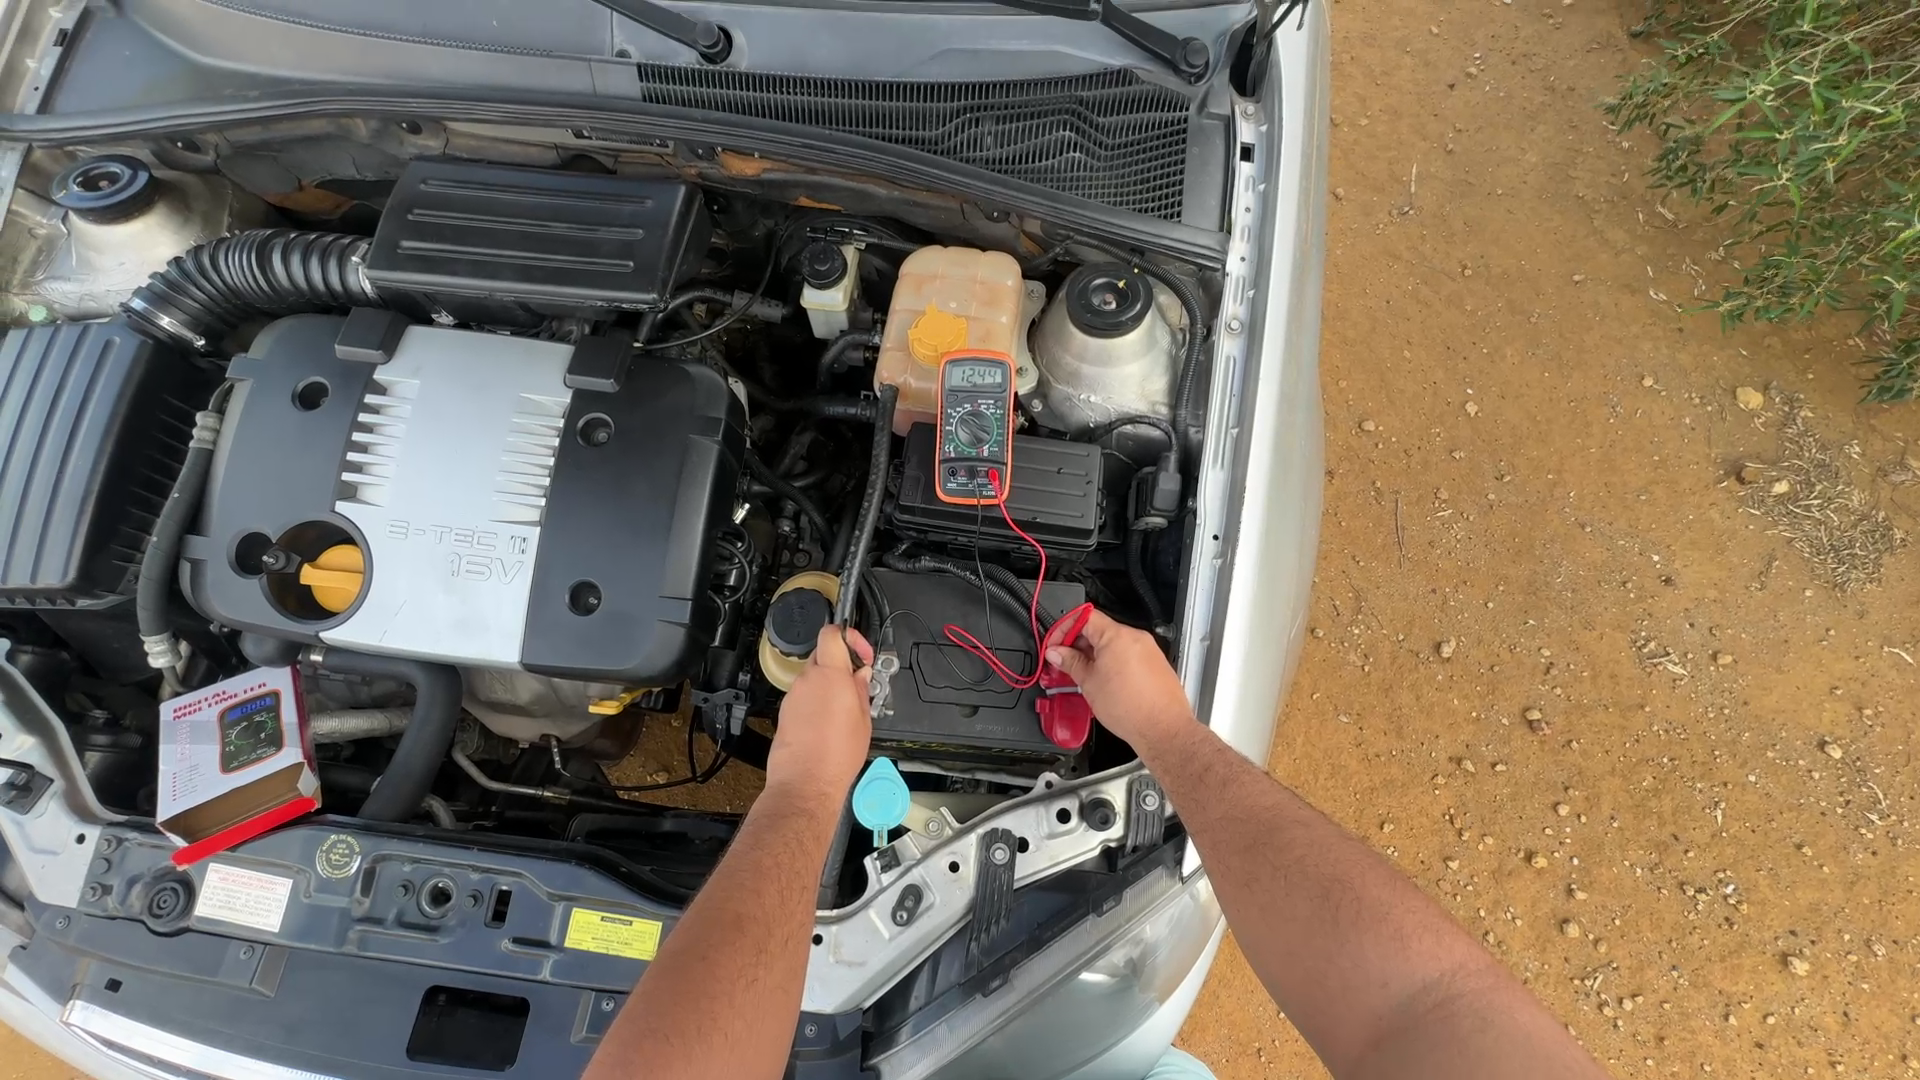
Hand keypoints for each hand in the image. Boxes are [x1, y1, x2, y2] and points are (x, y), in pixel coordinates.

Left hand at [768, 626, 873, 805]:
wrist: (805, 783)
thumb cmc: (835, 756)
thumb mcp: (863, 720)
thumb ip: (861, 690)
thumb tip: (861, 676)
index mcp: (831, 675)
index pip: (832, 634)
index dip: (849, 637)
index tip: (862, 654)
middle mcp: (808, 680)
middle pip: (823, 655)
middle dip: (841, 664)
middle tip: (856, 682)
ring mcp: (794, 695)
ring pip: (813, 677)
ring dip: (828, 684)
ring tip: (844, 708)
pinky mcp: (786, 712)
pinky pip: (804, 696)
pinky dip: (816, 701)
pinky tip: (828, 722)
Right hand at [1046, 609, 1194, 749]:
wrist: (1163, 730)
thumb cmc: (1133, 710)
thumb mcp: (1089, 683)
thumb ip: (1070, 662)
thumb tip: (1057, 653)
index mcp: (1117, 636)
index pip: (1083, 617)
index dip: (1064, 628)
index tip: (1056, 644)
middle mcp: (1135, 637)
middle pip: (1098, 628)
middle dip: (1077, 644)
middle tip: (1063, 661)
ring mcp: (1147, 649)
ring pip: (1112, 643)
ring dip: (1093, 653)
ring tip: (1082, 674)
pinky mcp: (1154, 663)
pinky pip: (1126, 654)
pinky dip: (1110, 661)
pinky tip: (1102, 680)